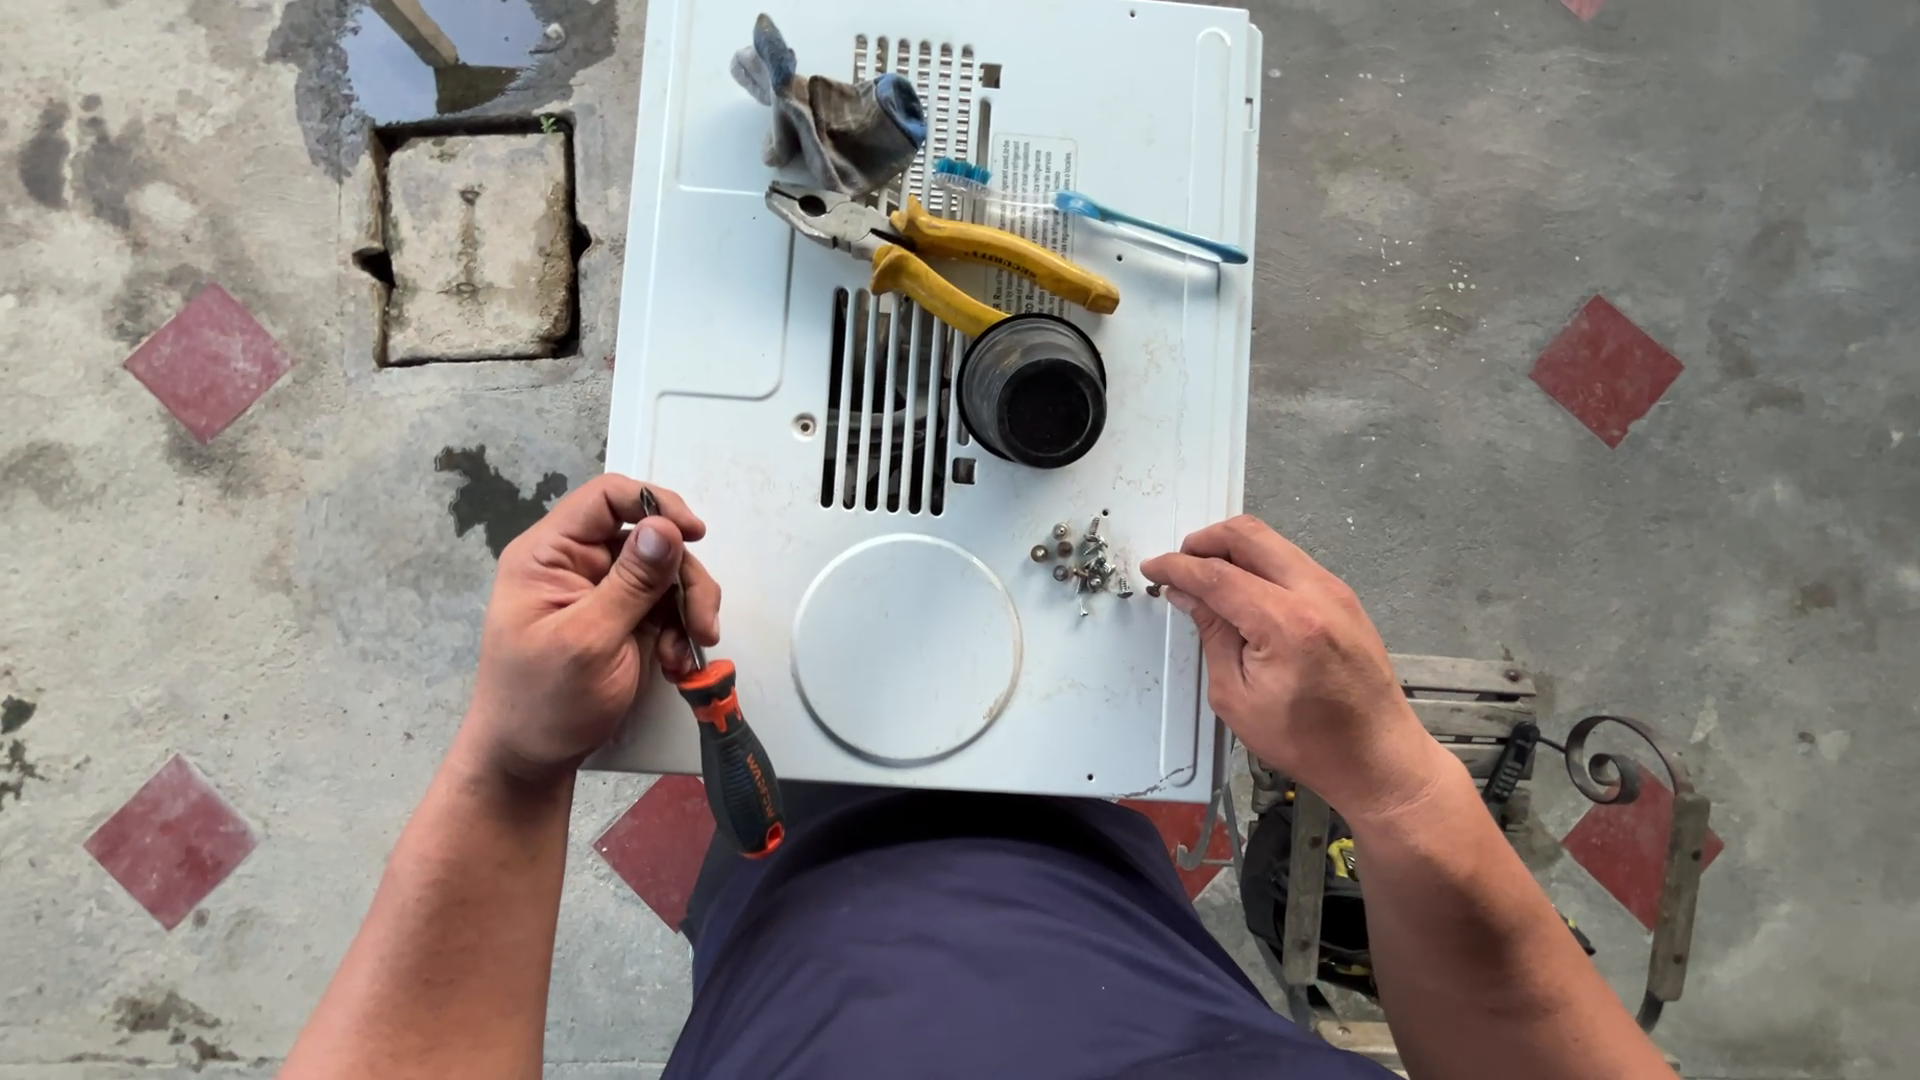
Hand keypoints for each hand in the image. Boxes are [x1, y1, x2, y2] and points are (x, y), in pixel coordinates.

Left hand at [461, 475, 721, 783]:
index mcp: (551, 556)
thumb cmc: (543, 703)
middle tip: (702, 623)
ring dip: (690, 608)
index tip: (694, 534)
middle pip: (651, 538)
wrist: (533, 759)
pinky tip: (677, 663)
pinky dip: (682, 630)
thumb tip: (665, 528)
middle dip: (685, 578)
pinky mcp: (627, 616)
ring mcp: (605, 591)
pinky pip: (670, 604)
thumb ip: (630, 582)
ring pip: (669, 572)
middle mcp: (579, 564)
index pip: (607, 498)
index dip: (655, 504)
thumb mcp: (589, 641)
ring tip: (689, 651)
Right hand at [1140, 516, 1450, 820]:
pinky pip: (1289, 558)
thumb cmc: (1308, 740)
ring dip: (1230, 547)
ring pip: (1271, 540)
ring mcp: (1334, 590)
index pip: (1217, 575)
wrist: (1377, 757)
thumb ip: (1212, 635)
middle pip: (1247, 535)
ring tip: (1205, 576)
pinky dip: (1256, 560)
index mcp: (1286, 624)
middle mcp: (1315, 594)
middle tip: (1179, 563)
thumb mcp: (1236, 696)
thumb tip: (1188, 596)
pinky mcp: (1342, 595)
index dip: (1177, 567)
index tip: (1154, 569)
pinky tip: (1240, 588)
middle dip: (1203, 540)